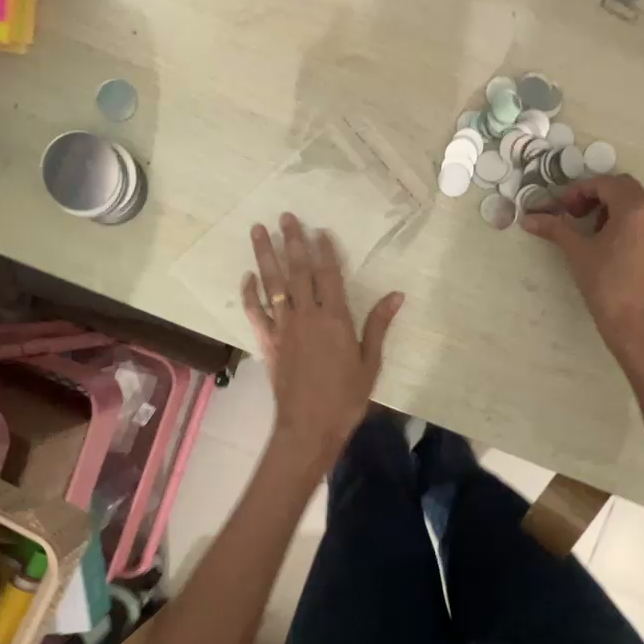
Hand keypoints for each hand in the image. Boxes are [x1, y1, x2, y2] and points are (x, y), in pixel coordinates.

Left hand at [243, 214, 403, 469]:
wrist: (309, 427)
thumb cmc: (346, 398)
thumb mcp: (370, 362)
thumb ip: (378, 325)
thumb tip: (396, 295)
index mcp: (335, 319)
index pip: (328, 275)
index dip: (324, 251)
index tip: (319, 230)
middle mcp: (306, 316)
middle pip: (297, 271)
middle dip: (291, 241)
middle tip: (284, 216)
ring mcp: (283, 328)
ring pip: (272, 284)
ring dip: (264, 255)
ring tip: (257, 230)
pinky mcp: (267, 343)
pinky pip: (255, 312)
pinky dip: (250, 293)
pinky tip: (247, 276)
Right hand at [522, 174, 643, 357]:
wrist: (631, 319)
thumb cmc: (604, 282)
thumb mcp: (577, 251)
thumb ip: (554, 228)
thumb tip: (527, 218)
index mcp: (634, 208)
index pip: (604, 183)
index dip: (578, 191)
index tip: (560, 207)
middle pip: (621, 186)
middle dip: (594, 194)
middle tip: (573, 213)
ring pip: (632, 200)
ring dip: (608, 205)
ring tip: (588, 226)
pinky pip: (641, 215)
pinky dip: (621, 216)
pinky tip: (604, 238)